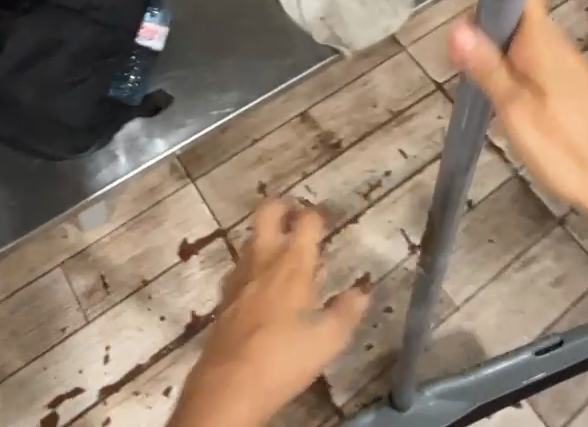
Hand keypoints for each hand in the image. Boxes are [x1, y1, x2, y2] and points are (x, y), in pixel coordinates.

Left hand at [171, 201, 368, 426]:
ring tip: (286, 255)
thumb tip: (362, 292)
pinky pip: (242, 265)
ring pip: (253, 238)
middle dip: (283, 206)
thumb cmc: (285, 356)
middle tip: (297, 216)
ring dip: (269, 236)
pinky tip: (264, 288)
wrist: (230, 381)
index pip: (307, 220)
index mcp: (293, 262)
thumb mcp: (329, 339)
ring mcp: (240, 273)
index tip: (328, 218)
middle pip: (268, 211)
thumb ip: (347, 311)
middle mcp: (264, 257)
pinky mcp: (225, 293)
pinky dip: (255, 265)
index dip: (318, 214)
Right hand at [449, 0, 587, 228]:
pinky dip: (516, 73)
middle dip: (487, 31)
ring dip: (499, 55)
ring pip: (525, 44)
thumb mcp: (516, 110)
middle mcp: (559, 46)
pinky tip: (506, 102)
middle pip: (518, 19)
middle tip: (459, 62)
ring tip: (478, 85)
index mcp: (543, 42)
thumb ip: (487, 68)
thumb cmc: (567, 150)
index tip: (464, 14)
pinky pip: (536, 65)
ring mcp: (569, 68)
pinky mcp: (574, 90)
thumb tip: (457, 26)